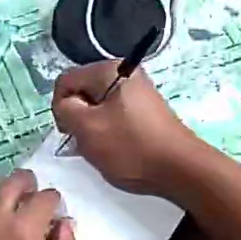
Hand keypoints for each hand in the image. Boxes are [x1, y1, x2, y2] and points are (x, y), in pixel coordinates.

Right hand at [52, 63, 207, 196]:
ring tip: (104, 150)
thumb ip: (65, 109)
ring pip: (97, 110)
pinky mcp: (145, 113)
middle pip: (82, 94)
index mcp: (110, 70)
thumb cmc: (131, 147)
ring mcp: (137, 94)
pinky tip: (117, 152)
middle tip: (88, 143)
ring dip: (93, 131)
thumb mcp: (87, 128)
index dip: (60, 108)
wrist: (180, 169)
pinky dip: (109, 136)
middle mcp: (125, 74)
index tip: (70, 132)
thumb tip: (67, 105)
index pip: (65, 82)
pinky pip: (114, 120)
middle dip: (78, 120)